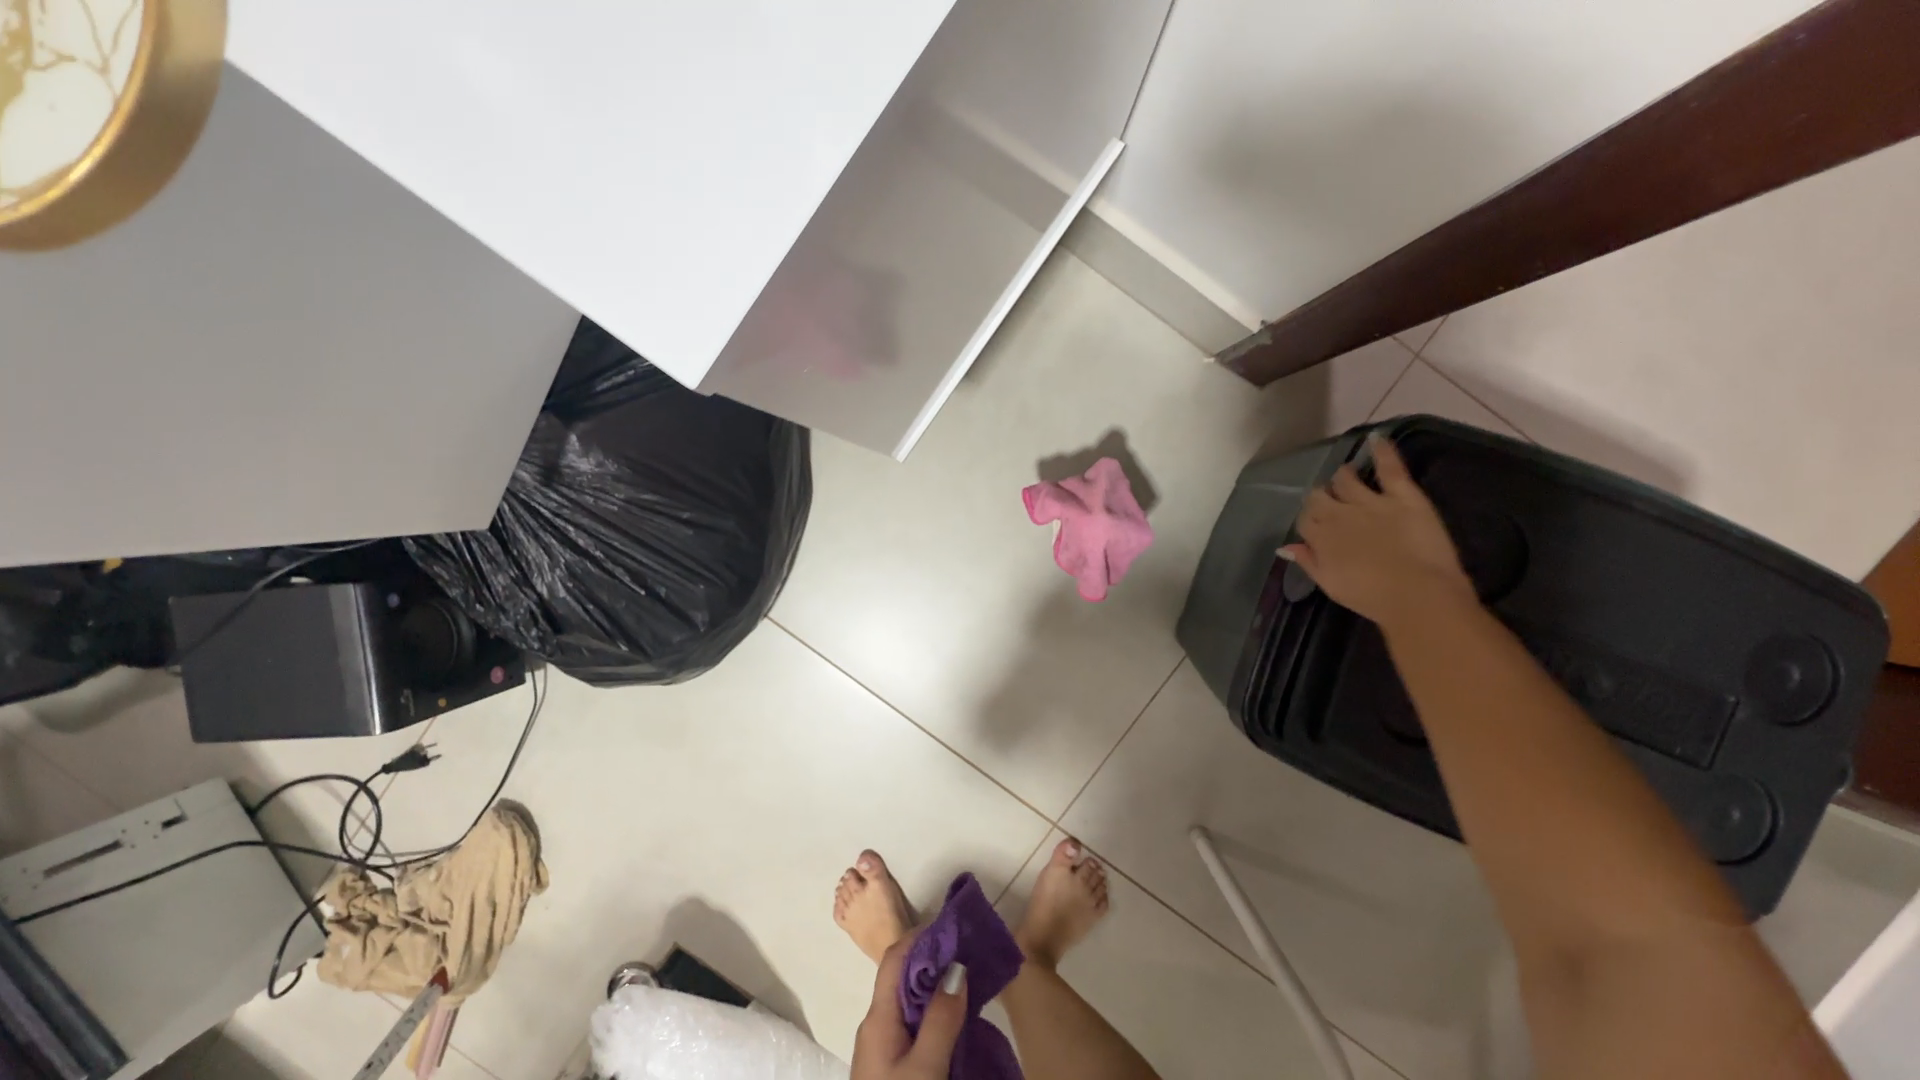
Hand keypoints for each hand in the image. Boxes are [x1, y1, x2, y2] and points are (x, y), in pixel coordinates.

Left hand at [852, 936, 967, 1079]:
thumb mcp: (926, 1066)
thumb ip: (941, 1019)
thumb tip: (958, 968)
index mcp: (878, 1016)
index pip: (894, 959)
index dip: (920, 937)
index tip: (952, 927)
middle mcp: (875, 1023)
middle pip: (902, 978)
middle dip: (933, 961)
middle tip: (969, 954)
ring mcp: (881, 1044)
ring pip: (908, 1001)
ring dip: (935, 987)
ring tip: (969, 982)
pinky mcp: (889, 1062)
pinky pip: (912, 1023)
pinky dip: (933, 1012)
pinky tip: (954, 1018)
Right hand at [1282, 434, 1476, 630]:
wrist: (1416, 594)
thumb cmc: (1370, 597)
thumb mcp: (1330, 585)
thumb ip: (1308, 561)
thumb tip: (1285, 547)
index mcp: (1320, 537)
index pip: (1305, 518)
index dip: (1310, 519)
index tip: (1317, 525)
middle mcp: (1339, 513)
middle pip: (1320, 495)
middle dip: (1322, 496)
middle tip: (1331, 502)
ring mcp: (1371, 501)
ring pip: (1347, 479)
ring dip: (1344, 477)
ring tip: (1347, 476)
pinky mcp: (1402, 495)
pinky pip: (1389, 468)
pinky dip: (1383, 452)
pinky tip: (1377, 439)